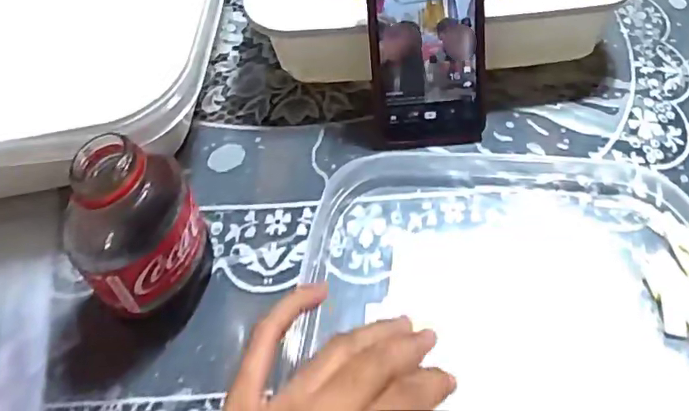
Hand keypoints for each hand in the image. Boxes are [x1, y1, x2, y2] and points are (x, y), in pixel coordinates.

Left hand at [225, 284, 454, 410]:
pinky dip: (289, 309)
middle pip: (367, 371)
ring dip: (368, 333)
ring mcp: (272, 405)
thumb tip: (409, 409)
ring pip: (330, 352)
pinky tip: (318, 290)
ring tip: (397, 320)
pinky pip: (263, 343)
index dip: (427, 388)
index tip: (450, 375)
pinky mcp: (239, 400)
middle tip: (429, 334)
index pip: (396, 406)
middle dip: (405, 351)